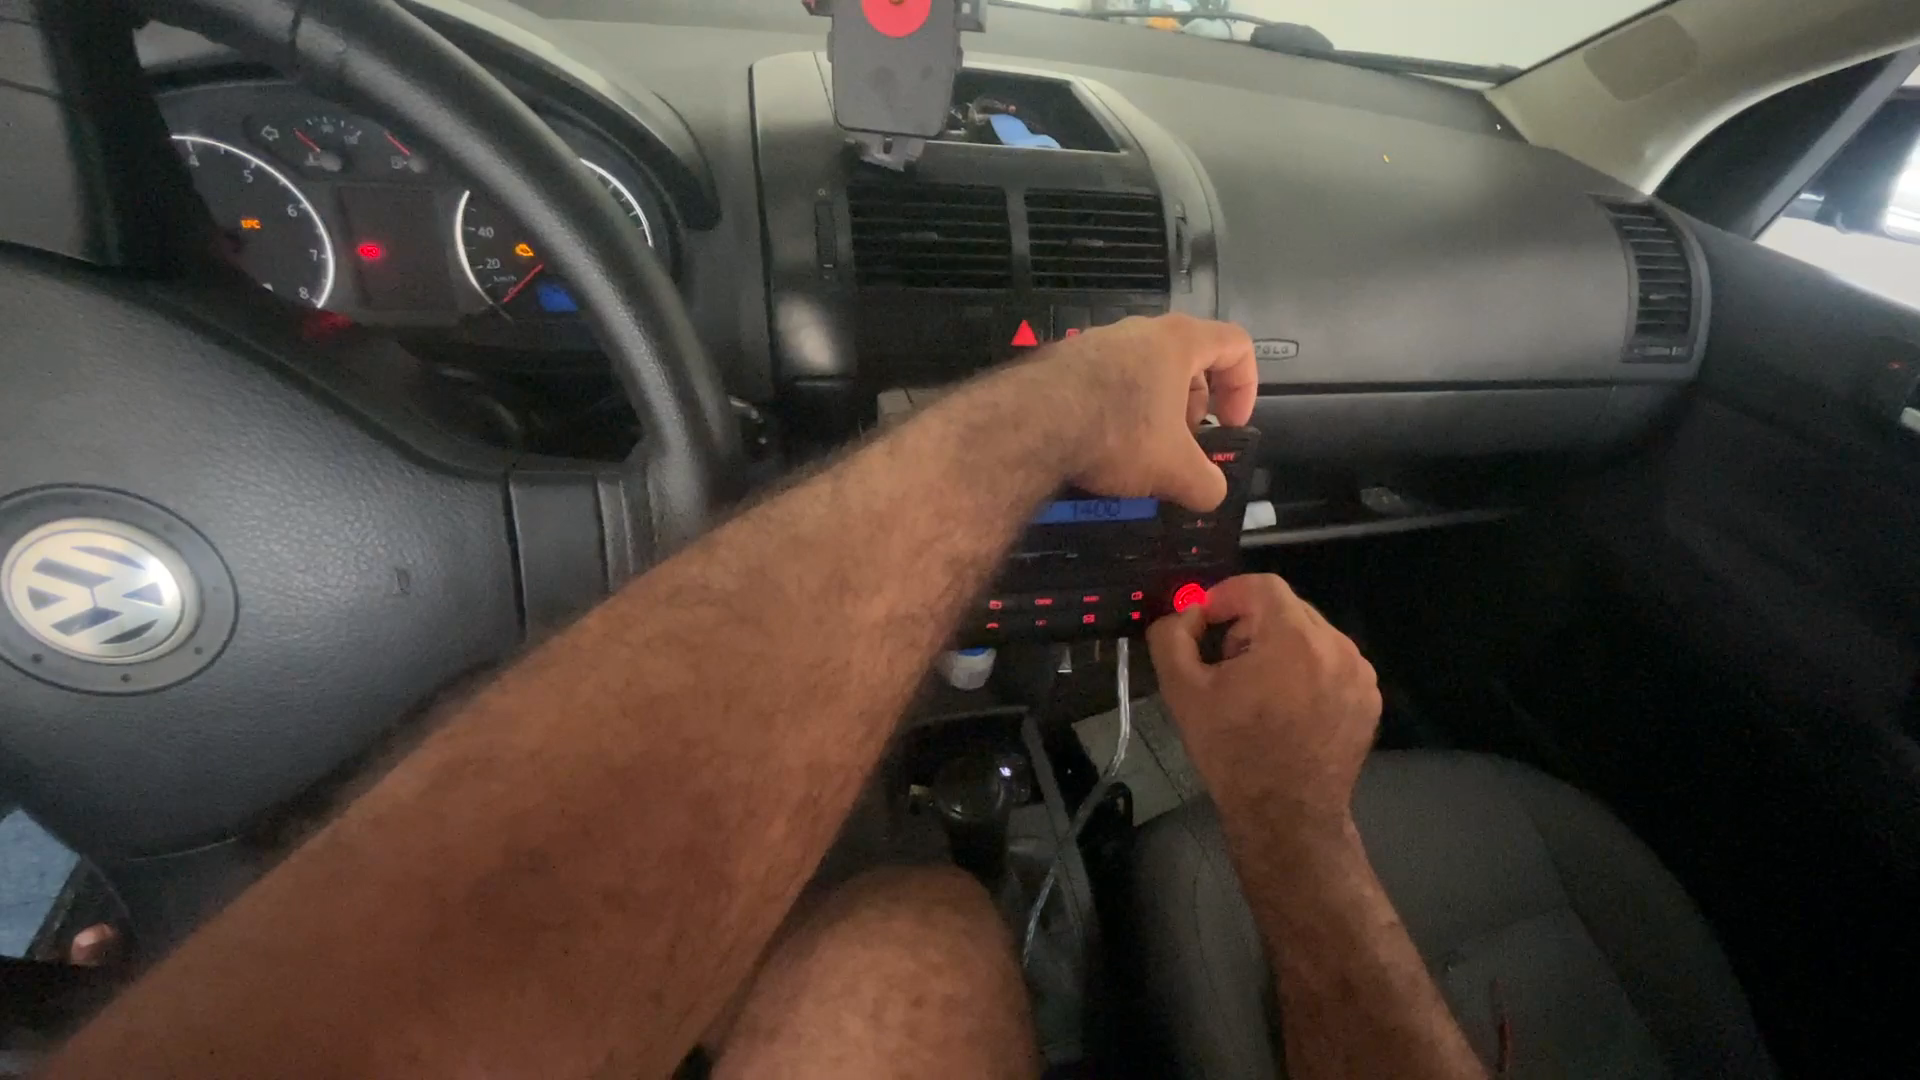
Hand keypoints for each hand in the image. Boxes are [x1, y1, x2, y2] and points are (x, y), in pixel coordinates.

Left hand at [1028, 314, 1256, 510]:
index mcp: (1178, 341)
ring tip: (1139, 452)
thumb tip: (1210, 495)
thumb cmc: (1117, 433)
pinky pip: (1101, 383)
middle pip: (1186, 361)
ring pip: (1140, 372)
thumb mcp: (1173, 469)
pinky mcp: (1060, 363)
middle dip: (1192, 407)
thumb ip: (1205, 484)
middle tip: (1182, 446)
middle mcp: (1137, 331)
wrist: (1030, 424)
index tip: (1231, 426)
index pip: (1236, 345)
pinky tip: (1097, 446)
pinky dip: (1112, 410)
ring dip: (1151, 411)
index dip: (1246, 387)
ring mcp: (1093, 343)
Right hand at [1147, 574, 1380, 834]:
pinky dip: (1303, 668)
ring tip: (1254, 686)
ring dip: (1276, 645)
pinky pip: (1330, 661)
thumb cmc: (1231, 750)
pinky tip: (1284, 705)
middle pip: (1285, 608)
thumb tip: (1183, 615)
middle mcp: (1336, 647)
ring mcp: (1359, 674)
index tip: (1203, 621)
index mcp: (1293, 639)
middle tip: (1223, 660)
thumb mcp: (1182, 690)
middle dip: (1248, 623)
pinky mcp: (1368, 698)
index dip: (1225, 594)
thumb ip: (1171, 636)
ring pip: (1309, 633)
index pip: (1260, 585)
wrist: (1285, 815)